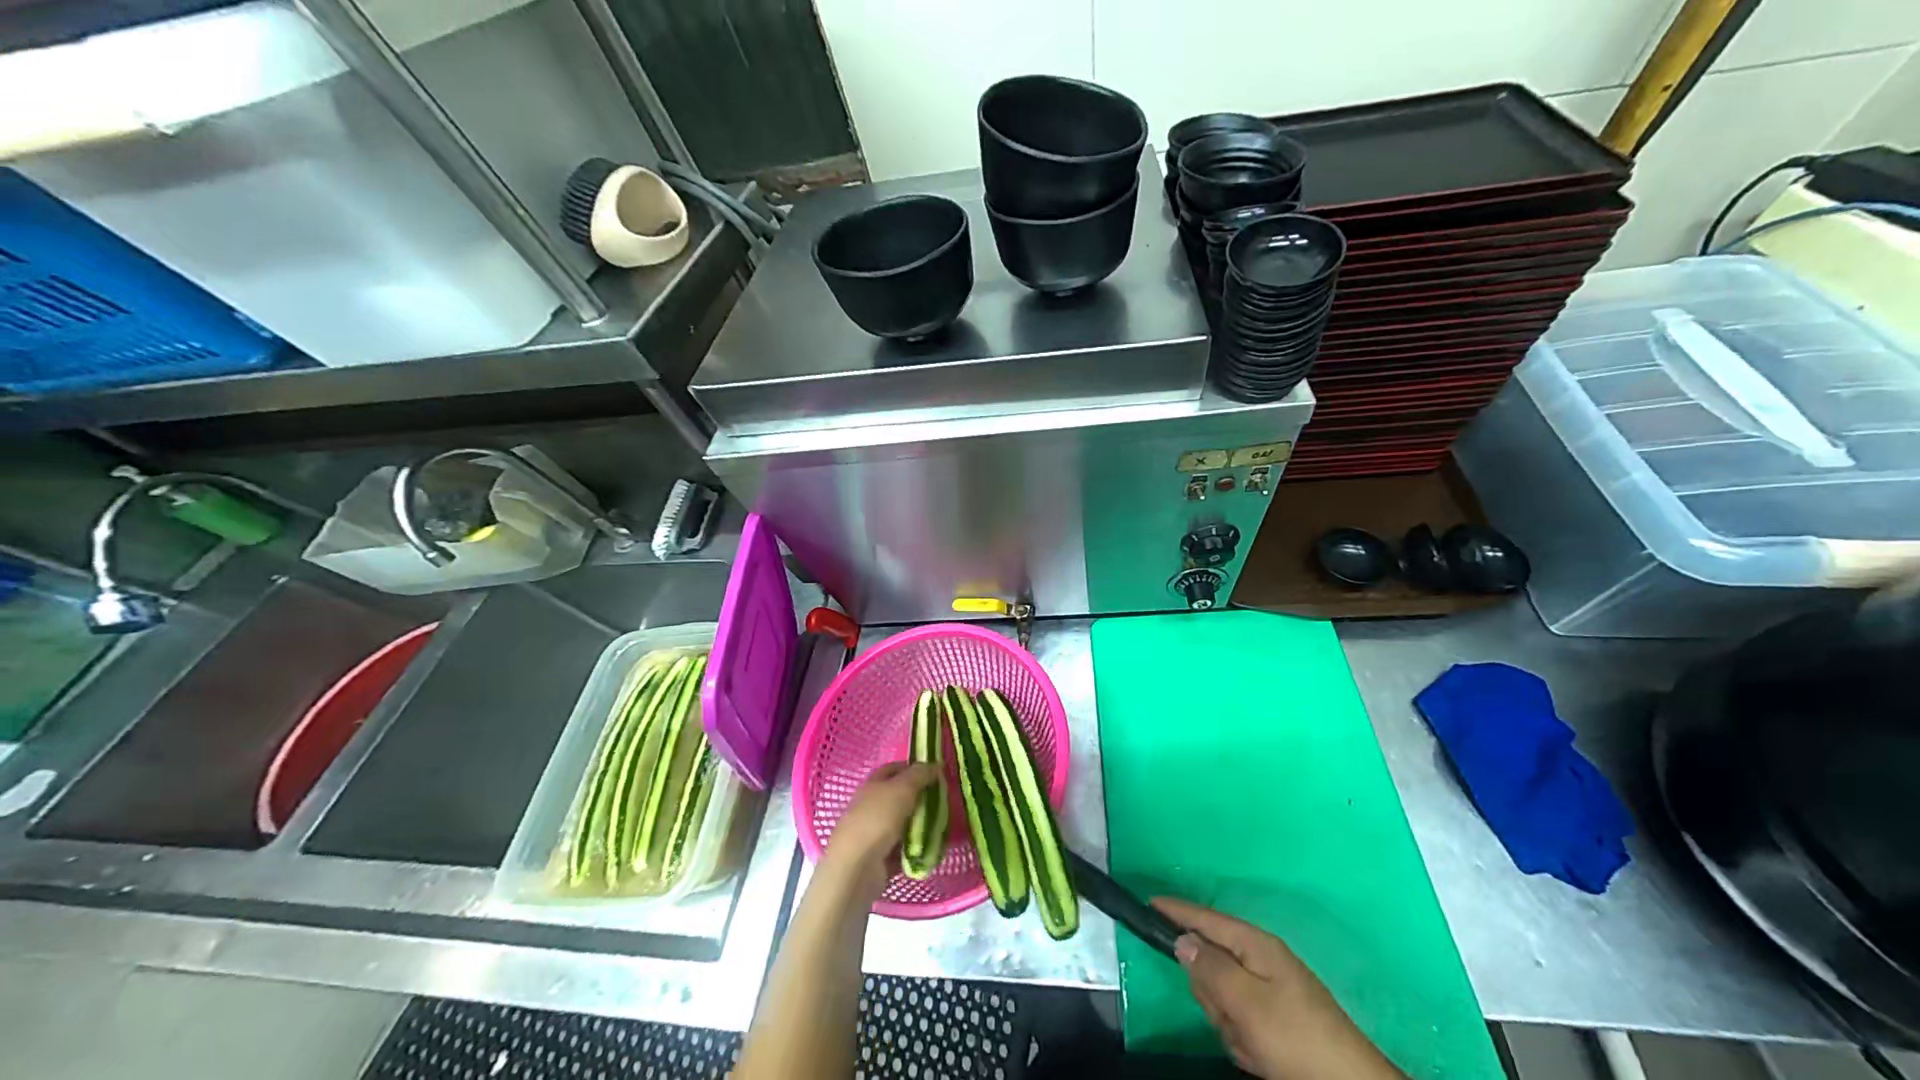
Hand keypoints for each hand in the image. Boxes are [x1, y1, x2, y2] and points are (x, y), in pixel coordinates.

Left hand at [823, 762, 936, 894]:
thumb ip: (919, 774)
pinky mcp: (880, 858)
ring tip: (944, 826)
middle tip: (945, 800)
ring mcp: (874, 833)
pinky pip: (903, 849)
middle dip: (921, 798)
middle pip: (899, 797)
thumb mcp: (902, 789)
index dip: (913, 768)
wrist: (856, 868)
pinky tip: (933, 849)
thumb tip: (935, 764)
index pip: (894, 769)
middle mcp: (870, 807)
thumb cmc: (877, 819)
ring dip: (921, 825)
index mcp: (872, 785)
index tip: (936, 773)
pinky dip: (916, 849)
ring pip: (903, 824)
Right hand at [1153, 896, 1403, 1079]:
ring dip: (1227, 1020)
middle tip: (1228, 1016)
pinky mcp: (1274, 1018)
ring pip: (1221, 994)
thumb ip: (1209, 967)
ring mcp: (1269, 989)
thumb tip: (1183, 940)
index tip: (1148, 902)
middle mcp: (1261, 960)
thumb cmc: (1294, 1036)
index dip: (1176, 911)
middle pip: (1209, 961)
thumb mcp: (1246, 1001)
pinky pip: (1239, 1018)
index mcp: (1255, 945)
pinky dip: (1242, 1037)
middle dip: (1210, 991)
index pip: (1206, 918)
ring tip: (1250, 1043)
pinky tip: (1258, 1054)